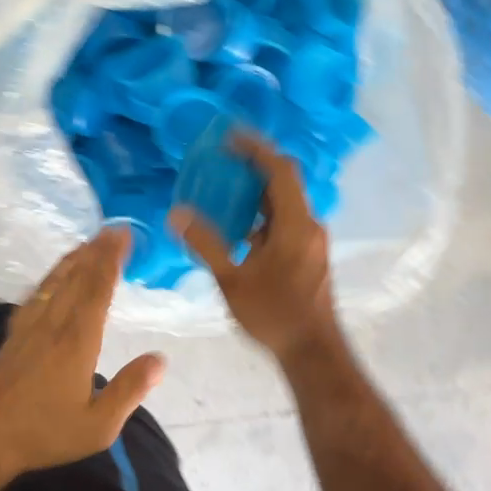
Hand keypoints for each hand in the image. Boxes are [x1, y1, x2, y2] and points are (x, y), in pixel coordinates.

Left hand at [0, 226, 165, 476]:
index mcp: (76, 342)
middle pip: (76, 279)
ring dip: (72, 260)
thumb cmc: (46, 433)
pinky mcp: (12, 336)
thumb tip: (160, 359)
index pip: (97, 290)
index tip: (123, 236)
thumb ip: (130, 389)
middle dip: (95, 252)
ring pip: (53, 283)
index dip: (111, 261)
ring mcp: (28, 328)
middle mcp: (52, 325)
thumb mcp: (99, 424)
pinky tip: (51, 279)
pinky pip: (35, 296)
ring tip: (87, 244)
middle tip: (112, 229)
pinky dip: (49, 279)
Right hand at [169, 133, 338, 361]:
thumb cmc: (273, 314)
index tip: (229, 138)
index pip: (280, 170)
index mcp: (296, 224)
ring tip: (221, 191)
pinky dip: (259, 215)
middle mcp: (309, 226)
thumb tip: (177, 214)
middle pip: (283, 184)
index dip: (256, 149)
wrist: (313, 352)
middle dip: (251, 168)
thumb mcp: (232, 280)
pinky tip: (236, 228)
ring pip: (283, 205)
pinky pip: (283, 222)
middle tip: (218, 162)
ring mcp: (311, 242)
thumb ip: (206, 244)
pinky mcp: (308, 256)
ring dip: (254, 194)